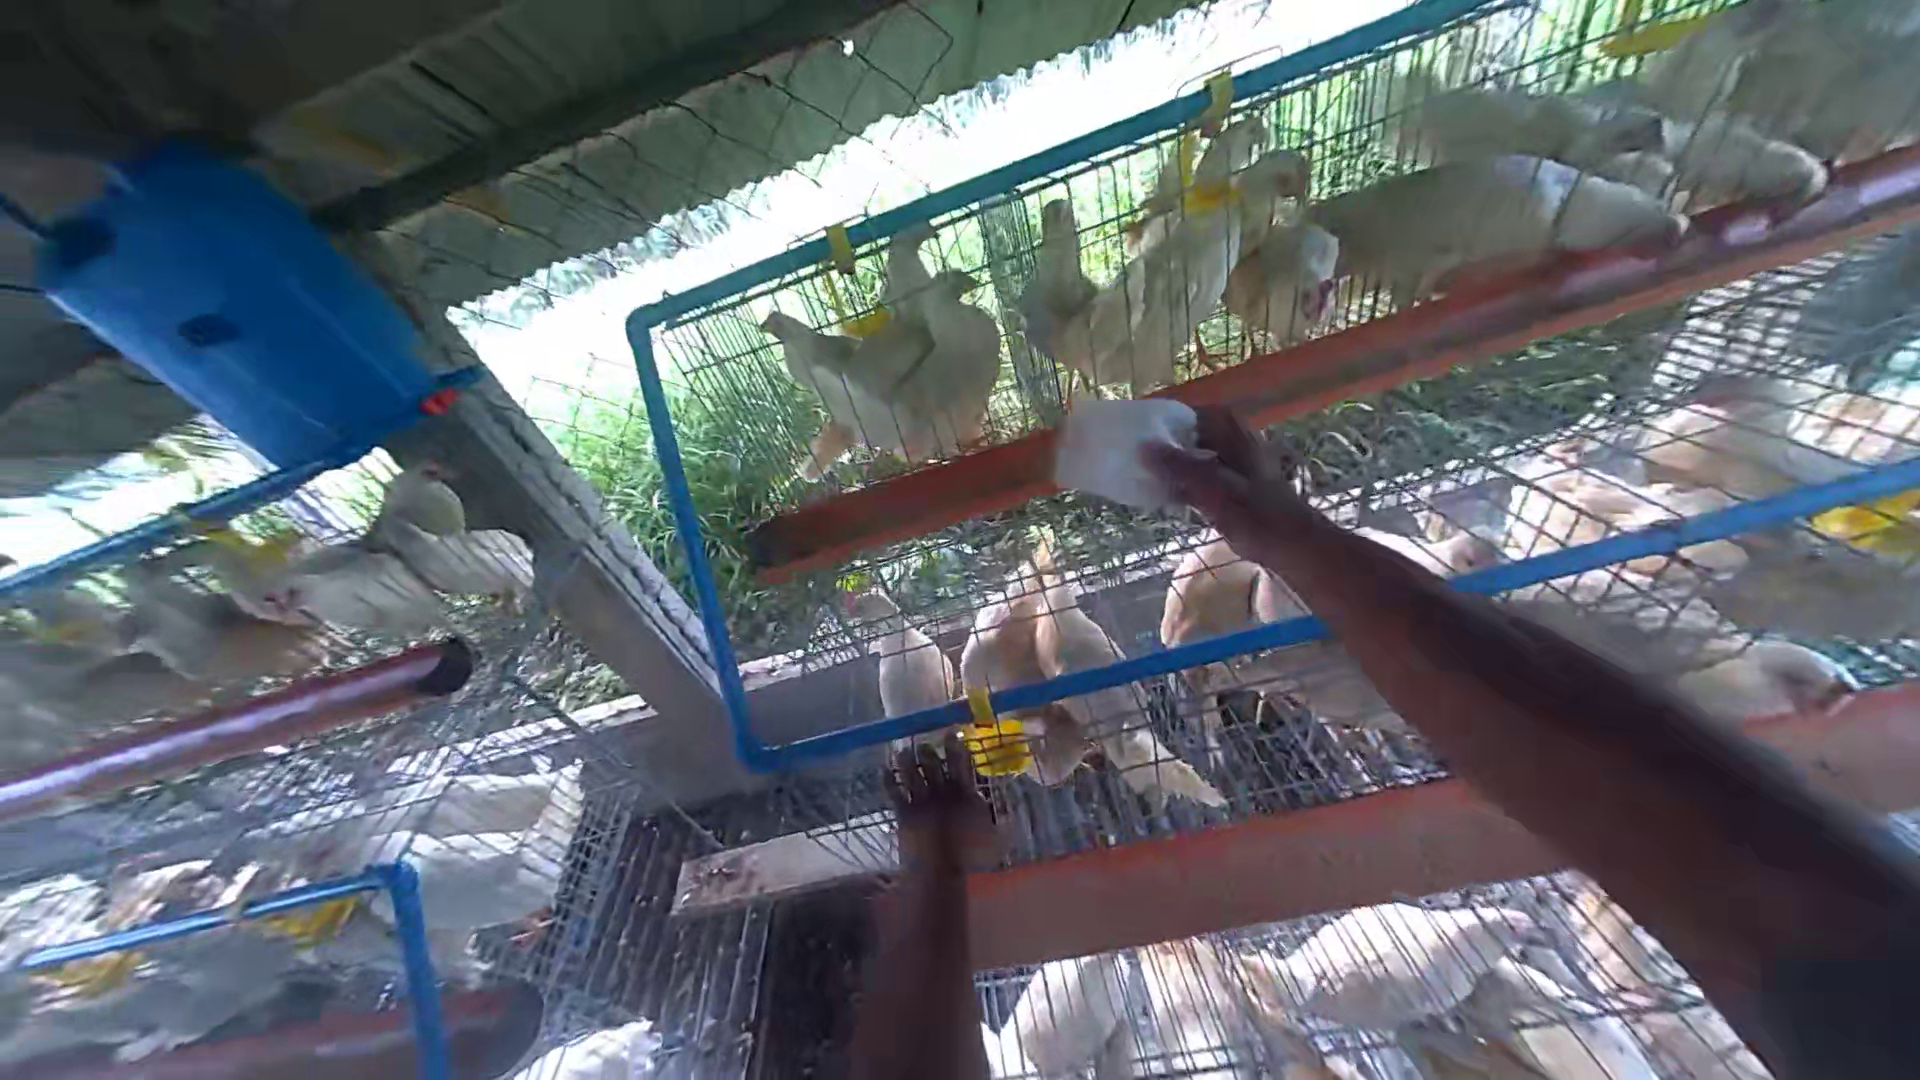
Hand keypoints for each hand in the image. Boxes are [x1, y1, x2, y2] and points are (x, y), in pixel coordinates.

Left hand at [885, 734, 998, 874]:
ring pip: (911, 772)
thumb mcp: (992, 837)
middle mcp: (942, 790)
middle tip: (924, 743)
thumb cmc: (969, 856)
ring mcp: (921, 800)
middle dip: (927, 751)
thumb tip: (1009, 810)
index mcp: (964, 793)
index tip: (952, 732)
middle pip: (932, 763)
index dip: (956, 745)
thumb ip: (999, 820)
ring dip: (906, 759)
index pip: (960, 762)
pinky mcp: (904, 812)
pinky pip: (894, 791)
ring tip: (903, 750)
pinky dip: (889, 779)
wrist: (939, 870)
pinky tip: (884, 770)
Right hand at [1144, 407, 1318, 564]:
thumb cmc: (1253, 510)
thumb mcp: (1210, 484)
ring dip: (1173, 466)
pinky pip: (1199, 481)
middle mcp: (1234, 445)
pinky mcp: (1230, 491)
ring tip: (1144, 473)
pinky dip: (1182, 485)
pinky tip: (1162, 495)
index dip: (1170, 418)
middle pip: (1193, 436)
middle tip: (1138, 453)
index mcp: (1234, 434)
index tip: (1144, 428)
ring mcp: (1232, 469)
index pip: (1197, 414)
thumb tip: (1142, 446)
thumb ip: (1176, 465)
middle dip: (1167, 444)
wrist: (1286, 543)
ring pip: (1195, 459)